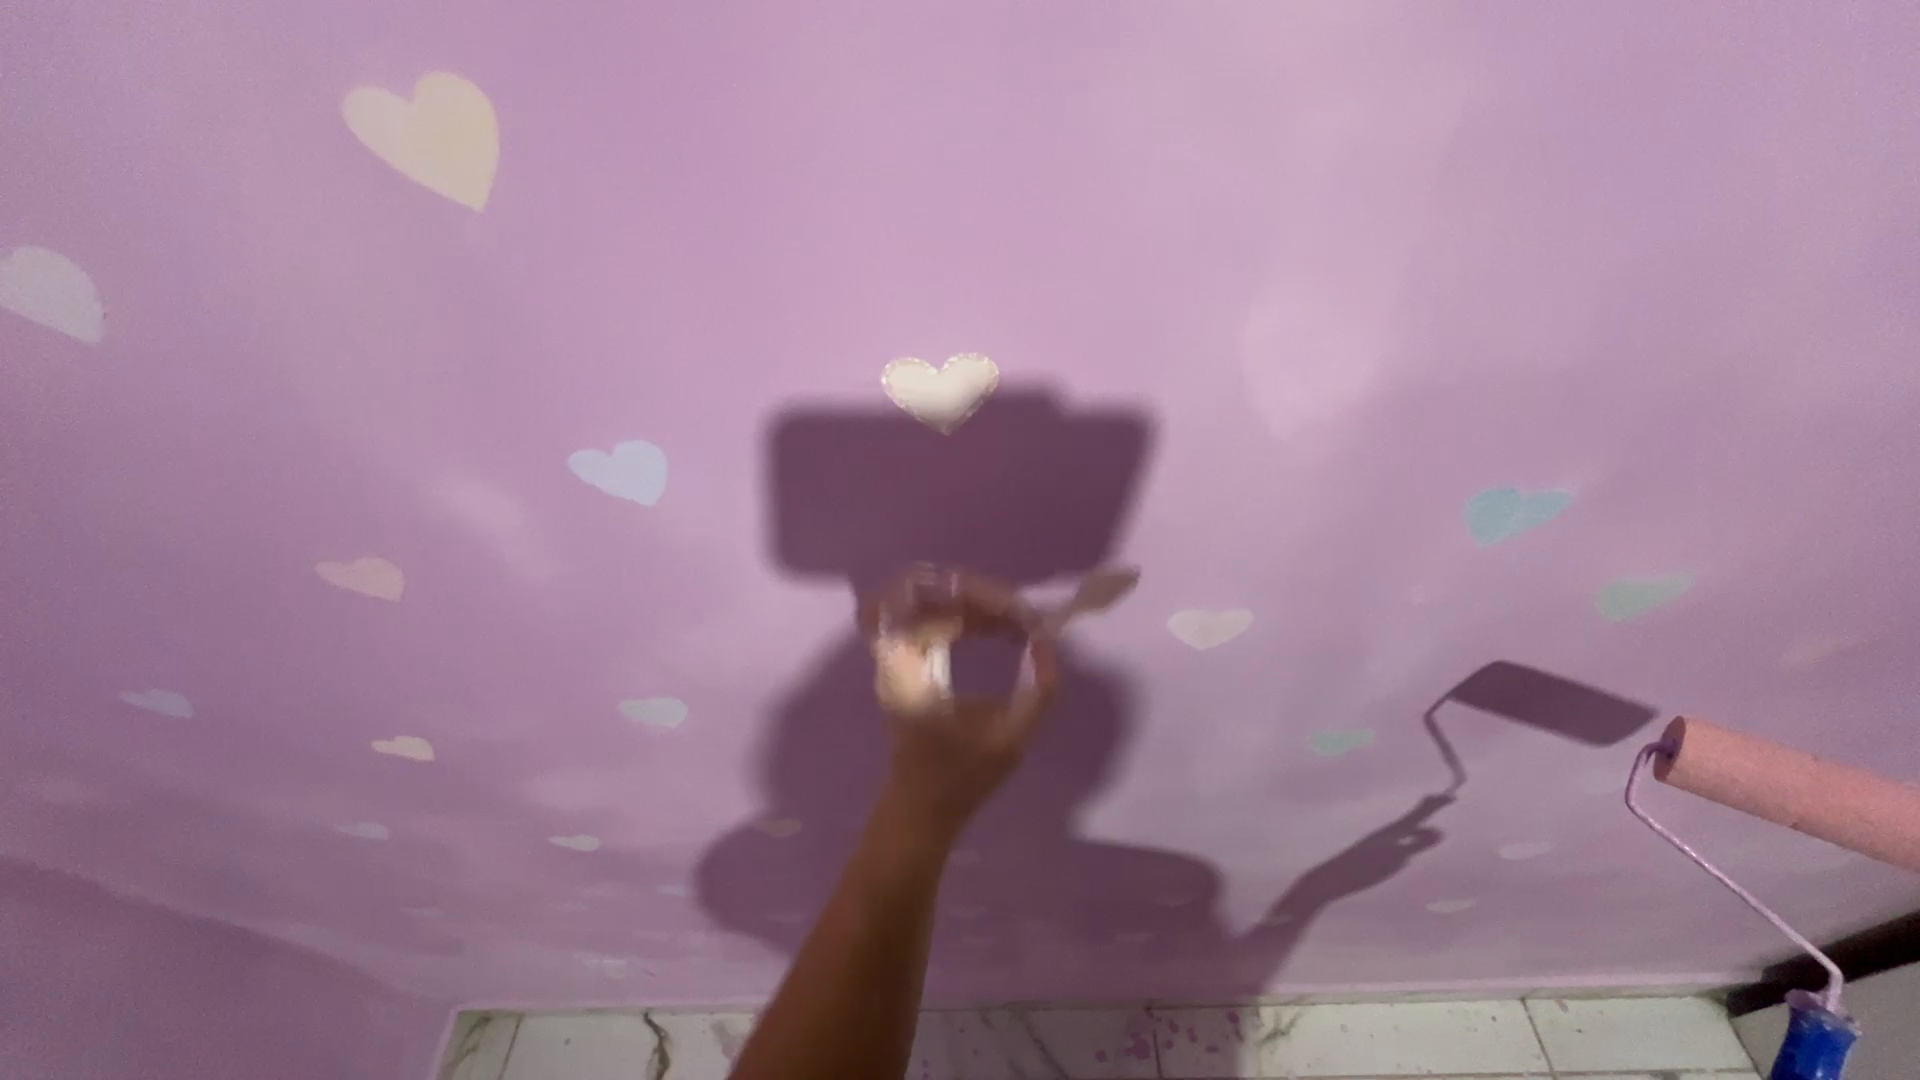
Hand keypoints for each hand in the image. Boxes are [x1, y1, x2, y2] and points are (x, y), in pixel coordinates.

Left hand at [859, 572, 1060, 842]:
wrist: (921, 808)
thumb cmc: (962, 778)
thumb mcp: (1011, 739)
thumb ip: (1039, 690)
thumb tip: (1047, 642)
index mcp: (906, 665)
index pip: (934, 600)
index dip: (983, 599)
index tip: (1023, 620)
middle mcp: (892, 650)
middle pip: (927, 588)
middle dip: (981, 596)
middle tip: (1020, 618)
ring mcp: (895, 651)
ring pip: (929, 597)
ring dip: (974, 603)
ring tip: (1013, 623)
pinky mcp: (907, 657)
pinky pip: (930, 614)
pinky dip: (963, 613)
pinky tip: (996, 630)